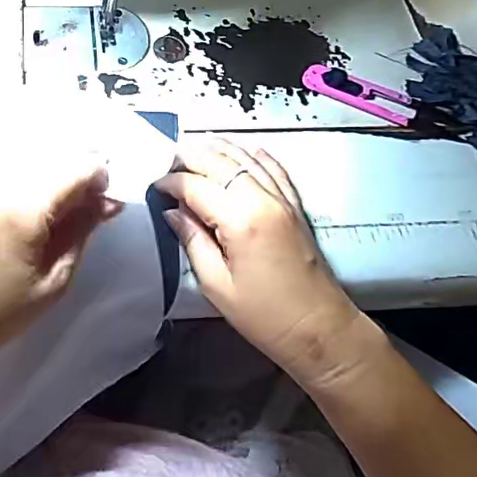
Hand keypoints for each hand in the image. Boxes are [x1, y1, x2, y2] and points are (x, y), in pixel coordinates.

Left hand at [0, 162, 121, 372]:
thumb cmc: (1, 311)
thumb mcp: (54, 281)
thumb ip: (81, 231)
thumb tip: (106, 200)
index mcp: (23, 211)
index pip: (75, 169)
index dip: (100, 178)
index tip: (108, 199)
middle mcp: (2, 184)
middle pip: (57, 155)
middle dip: (82, 171)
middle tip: (94, 203)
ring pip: (38, 155)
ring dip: (61, 169)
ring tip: (70, 203)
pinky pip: (18, 164)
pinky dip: (40, 172)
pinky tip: (46, 198)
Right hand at [156, 138, 375, 388]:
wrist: (320, 330)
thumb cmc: (265, 315)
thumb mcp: (216, 285)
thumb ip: (192, 241)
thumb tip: (173, 213)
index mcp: (240, 220)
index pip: (195, 185)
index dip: (171, 183)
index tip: (155, 188)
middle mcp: (262, 200)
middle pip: (220, 162)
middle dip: (190, 156)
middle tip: (168, 160)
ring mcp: (282, 199)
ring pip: (246, 158)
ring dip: (219, 149)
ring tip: (195, 146)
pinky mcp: (294, 206)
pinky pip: (274, 169)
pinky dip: (256, 156)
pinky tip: (244, 150)